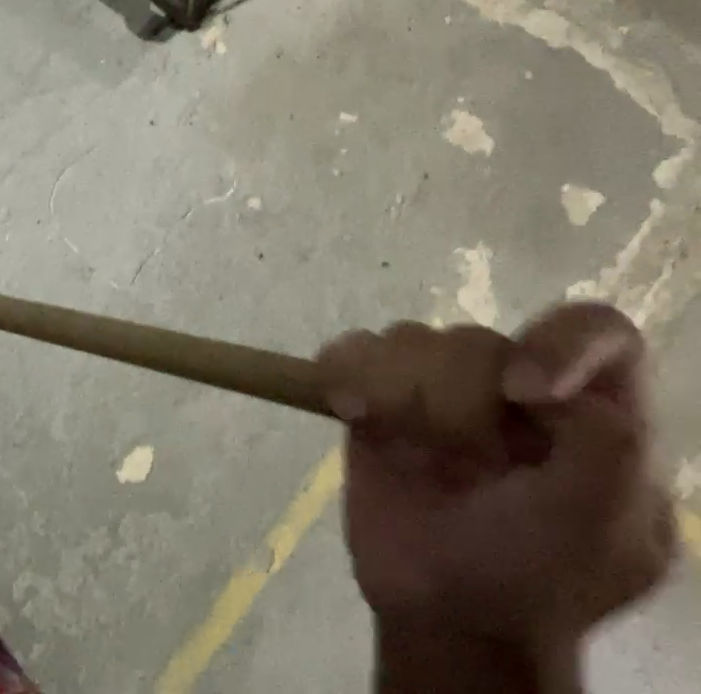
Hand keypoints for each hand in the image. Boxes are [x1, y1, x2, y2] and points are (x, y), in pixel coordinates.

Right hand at [318, 303, 675, 653]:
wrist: (441, 613)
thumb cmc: (534, 575)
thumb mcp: (601, 525)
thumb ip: (604, 445)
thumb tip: (539, 381)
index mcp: (589, 414)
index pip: (595, 331)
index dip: (556, 341)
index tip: (521, 393)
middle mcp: (512, 392)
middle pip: (477, 339)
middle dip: (454, 396)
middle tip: (454, 455)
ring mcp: (433, 394)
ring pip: (407, 339)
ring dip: (397, 390)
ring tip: (400, 443)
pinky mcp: (371, 400)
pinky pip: (348, 351)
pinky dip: (342, 374)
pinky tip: (351, 414)